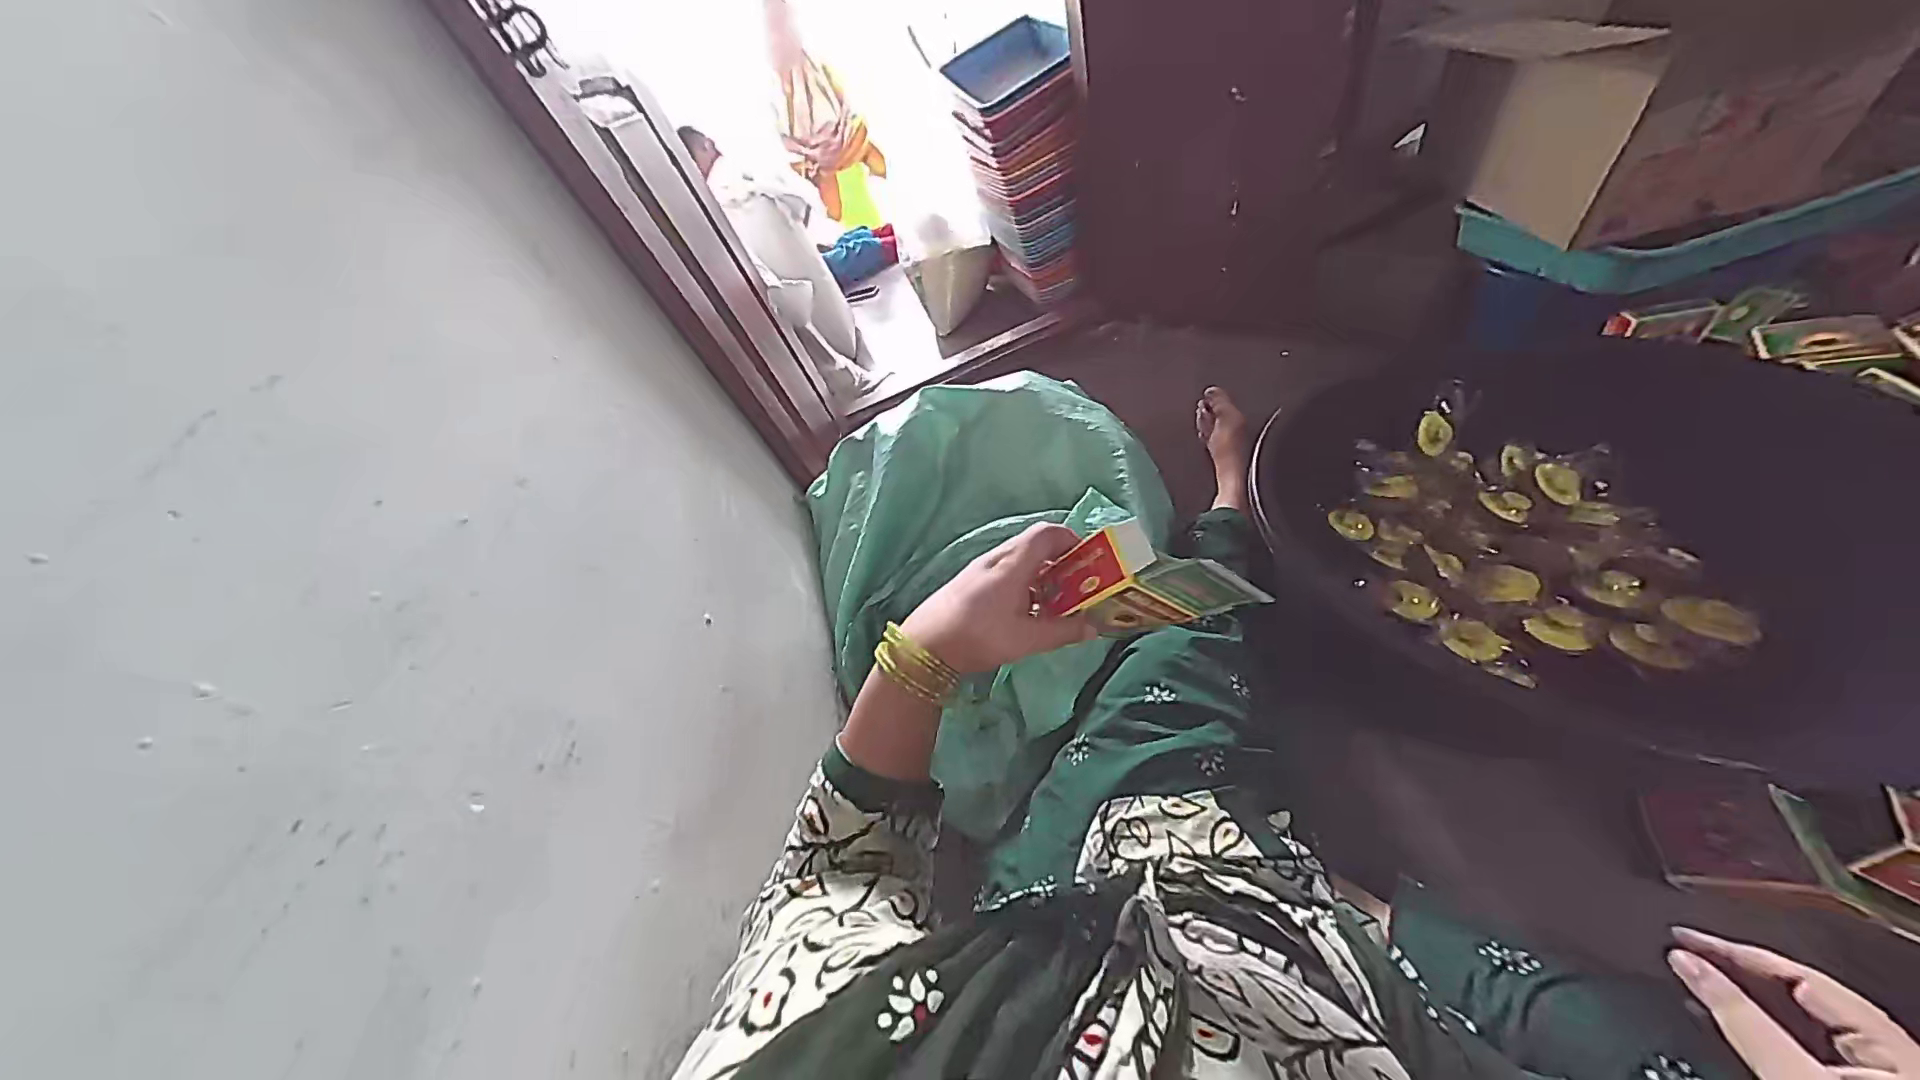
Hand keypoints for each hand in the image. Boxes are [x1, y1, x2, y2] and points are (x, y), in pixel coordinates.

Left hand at [900, 522, 1094, 674]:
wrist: (924, 645)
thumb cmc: (978, 636)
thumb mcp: (1026, 639)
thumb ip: (1063, 631)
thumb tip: (1092, 627)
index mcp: (1013, 564)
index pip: (1048, 533)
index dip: (1073, 540)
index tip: (1089, 561)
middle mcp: (997, 558)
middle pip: (1036, 545)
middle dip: (1062, 561)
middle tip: (1078, 586)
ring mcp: (982, 568)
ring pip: (1021, 560)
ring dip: (1043, 574)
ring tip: (1056, 603)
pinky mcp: (971, 581)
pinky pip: (1007, 571)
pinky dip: (1025, 582)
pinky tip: (1027, 611)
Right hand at [1668, 926, 1919, 1079]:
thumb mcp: (1792, 1077)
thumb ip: (1738, 1017)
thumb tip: (1685, 961)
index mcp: (1896, 1050)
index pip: (1799, 973)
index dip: (1735, 951)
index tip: (1682, 938)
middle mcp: (1899, 1062)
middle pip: (1806, 994)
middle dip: (1740, 970)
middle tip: (1686, 951)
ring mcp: (1883, 1079)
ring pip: (1808, 1022)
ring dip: (1749, 997)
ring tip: (1700, 980)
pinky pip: (1809, 1048)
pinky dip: (1764, 1027)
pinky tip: (1736, 1024)